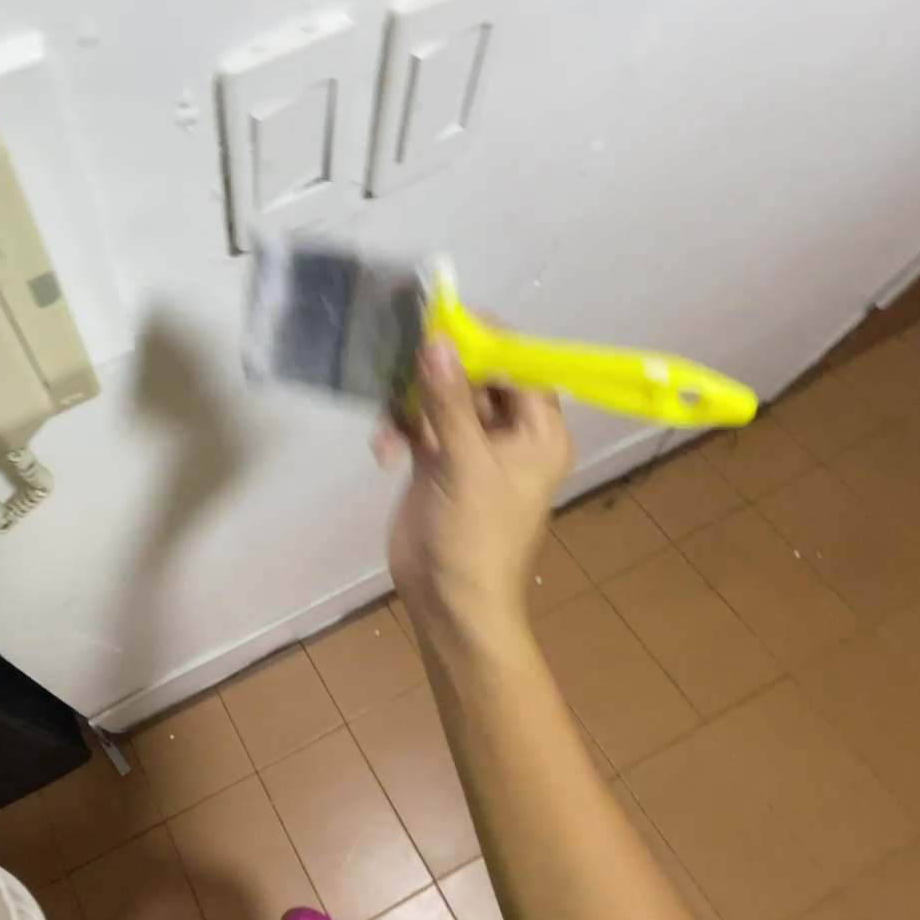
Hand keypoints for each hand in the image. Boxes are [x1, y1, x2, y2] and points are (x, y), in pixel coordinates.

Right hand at [375, 338, 572, 629]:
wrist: (447, 600)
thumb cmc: (476, 536)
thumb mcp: (467, 465)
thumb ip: (450, 403)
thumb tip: (437, 341)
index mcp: (537, 432)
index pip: (520, 366)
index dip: (487, 340)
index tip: (444, 319)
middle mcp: (507, 433)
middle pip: (474, 378)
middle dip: (436, 373)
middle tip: (400, 357)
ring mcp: (468, 447)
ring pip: (438, 399)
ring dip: (409, 407)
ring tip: (390, 428)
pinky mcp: (435, 462)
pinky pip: (416, 426)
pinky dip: (398, 432)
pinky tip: (383, 453)